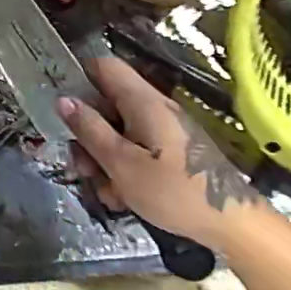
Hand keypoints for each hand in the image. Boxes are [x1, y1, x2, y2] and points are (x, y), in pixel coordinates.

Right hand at [57, 53, 261, 250]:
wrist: (231, 223)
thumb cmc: (173, 191)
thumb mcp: (122, 164)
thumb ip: (90, 130)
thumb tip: (63, 100)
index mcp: (143, 101)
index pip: (104, 66)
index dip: (77, 78)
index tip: (59, 107)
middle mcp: (154, 108)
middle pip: (107, 104)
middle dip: (87, 133)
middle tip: (80, 166)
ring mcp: (164, 130)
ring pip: (119, 131)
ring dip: (103, 157)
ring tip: (103, 189)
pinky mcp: (171, 151)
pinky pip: (136, 149)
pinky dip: (124, 168)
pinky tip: (122, 197)